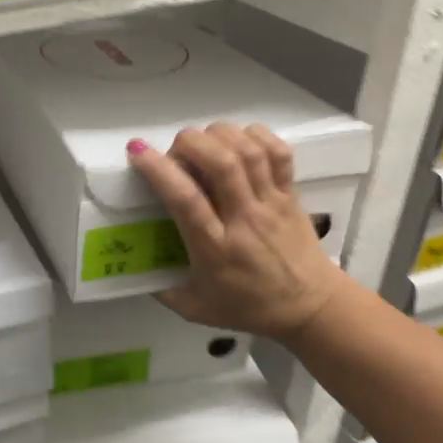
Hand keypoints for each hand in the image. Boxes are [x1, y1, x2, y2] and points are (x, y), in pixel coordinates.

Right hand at [127, 123, 352, 338]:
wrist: (312, 308)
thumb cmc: (251, 308)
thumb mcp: (196, 309)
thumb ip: (162, 289)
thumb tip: (131, 264)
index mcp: (216, 249)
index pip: (186, 200)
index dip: (160, 170)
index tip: (138, 152)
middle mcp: (244, 220)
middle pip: (221, 162)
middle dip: (190, 143)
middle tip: (176, 152)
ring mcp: (272, 203)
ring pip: (248, 150)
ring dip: (219, 134)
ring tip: (203, 142)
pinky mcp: (291, 194)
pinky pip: (278, 152)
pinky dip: (255, 135)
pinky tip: (238, 140)